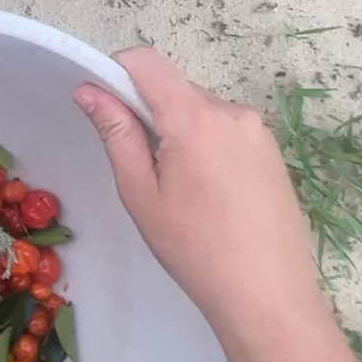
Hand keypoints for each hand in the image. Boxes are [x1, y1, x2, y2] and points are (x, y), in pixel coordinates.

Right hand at [73, 47, 323, 333]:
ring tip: (178, 183)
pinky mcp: (272, 151)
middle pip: (171, 85)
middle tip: (141, 162)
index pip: (145, 61)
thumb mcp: (139, 190)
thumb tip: (88, 89)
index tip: (103, 107)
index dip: (115, 71)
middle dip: (146, 109)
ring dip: (176, 127)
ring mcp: (257, 131)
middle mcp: (231, 112)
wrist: (270, 301)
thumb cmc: (194, 247)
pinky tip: (207, 190)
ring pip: (197, 107)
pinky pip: (223, 126)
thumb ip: (115, 131)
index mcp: (195, 117)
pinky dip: (202, 141)